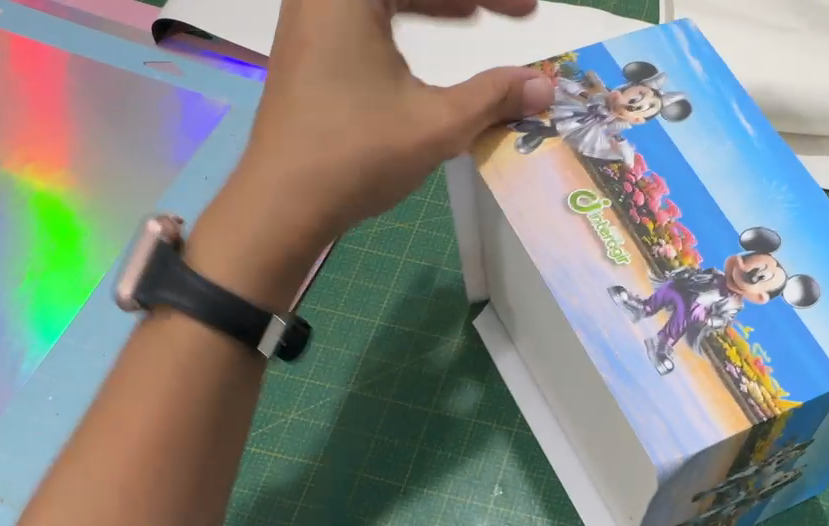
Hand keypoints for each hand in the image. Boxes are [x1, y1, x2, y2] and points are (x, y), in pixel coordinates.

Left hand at [186, 0, 553, 307]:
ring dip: (434, 2)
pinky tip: (429, 40)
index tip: (528, 11)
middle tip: (510, 12)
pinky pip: (365, 12)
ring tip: (474, 18)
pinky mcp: (309, 44)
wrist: (283, 202)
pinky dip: (404, 17)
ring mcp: (311, 13)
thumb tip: (545, 86)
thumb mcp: (435, 124)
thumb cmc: (356, 155)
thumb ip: (492, 97)